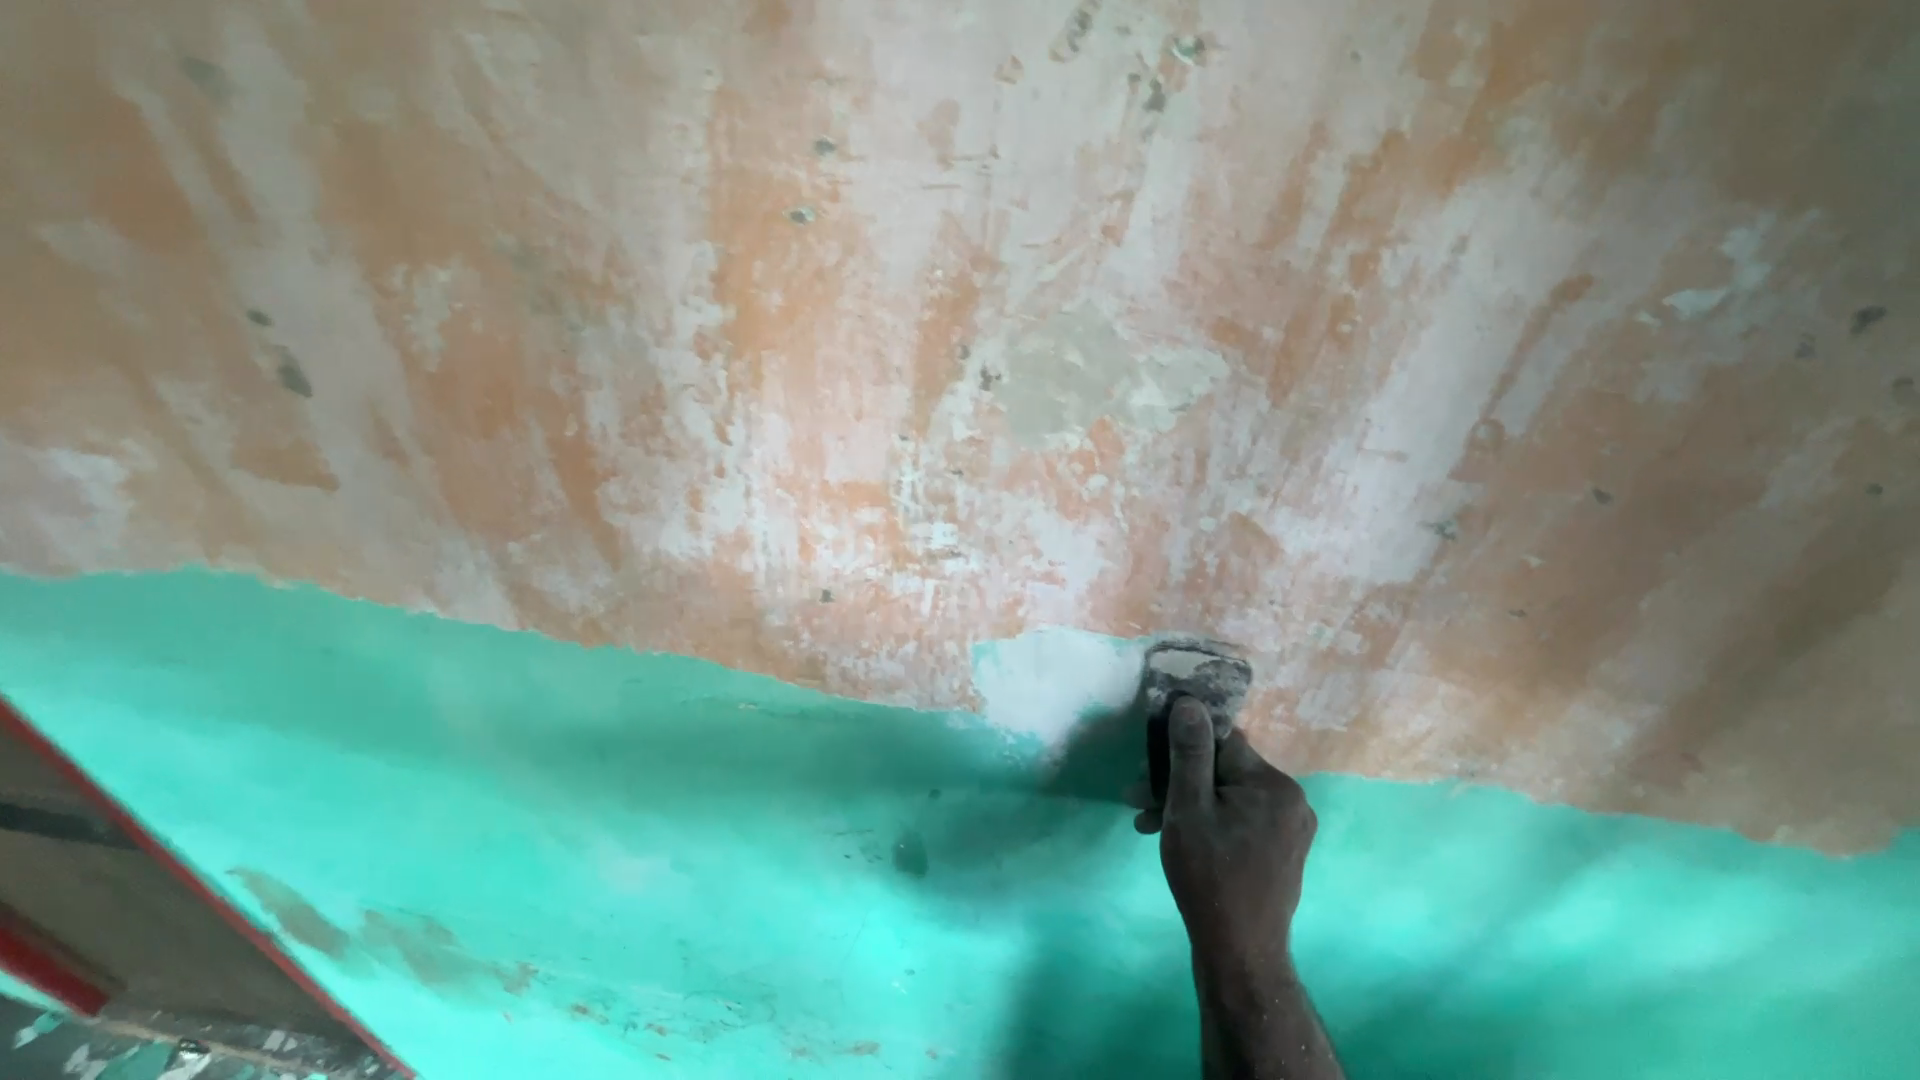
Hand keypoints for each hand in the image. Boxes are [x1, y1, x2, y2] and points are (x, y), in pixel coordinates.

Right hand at [1139, 697, 1316, 958]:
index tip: (1148, 764)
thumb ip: (1189, 753)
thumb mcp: (1188, 808)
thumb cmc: (1209, 877)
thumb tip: (1189, 702)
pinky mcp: (1281, 849)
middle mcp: (1290, 799)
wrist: (1240, 953)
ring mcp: (1289, 827)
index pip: (1221, 742)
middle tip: (1137, 797)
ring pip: (1227, 796)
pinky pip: (1239, 818)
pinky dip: (1208, 822)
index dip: (1181, 747)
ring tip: (1147, 822)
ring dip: (1187, 803)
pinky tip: (1176, 836)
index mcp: (1273, 784)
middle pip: (1222, 770)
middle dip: (1177, 780)